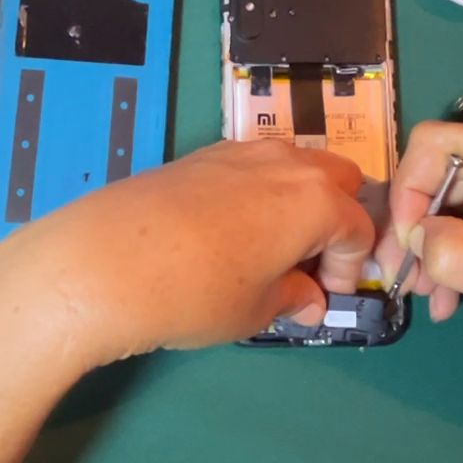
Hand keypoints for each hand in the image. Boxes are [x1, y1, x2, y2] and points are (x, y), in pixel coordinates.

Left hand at [0, 140, 375, 366]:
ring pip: (293, 164)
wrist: (105, 261)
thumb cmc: (196, 294)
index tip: (324, 296)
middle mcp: (285, 164)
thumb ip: (292, 298)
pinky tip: (229, 228)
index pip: (358, 229)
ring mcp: (240, 153)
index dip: (349, 268)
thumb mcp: (254, 310)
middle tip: (308, 262)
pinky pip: (252, 165)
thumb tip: (309, 301)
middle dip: (336, 218)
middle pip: (337, 179)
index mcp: (316, 200)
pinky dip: (260, 190)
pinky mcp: (201, 155)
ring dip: (299, 198)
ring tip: (270, 243)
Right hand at [374, 122, 462, 367]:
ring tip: (429, 298)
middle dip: (416, 226)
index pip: (440, 143)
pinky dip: (459, 254)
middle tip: (400, 278)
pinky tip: (452, 296)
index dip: (409, 186)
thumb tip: (414, 237)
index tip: (406, 242)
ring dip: (435, 247)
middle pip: (443, 174)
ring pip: (456, 202)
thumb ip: (459, 256)